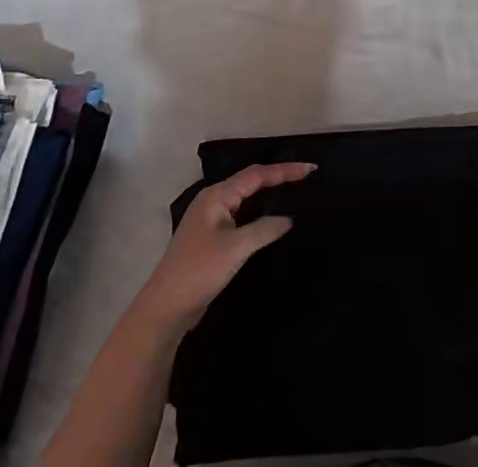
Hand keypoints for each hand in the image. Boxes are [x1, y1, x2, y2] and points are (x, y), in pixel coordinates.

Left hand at [136, 161, 315, 328]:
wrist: (166, 307)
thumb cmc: (199, 271)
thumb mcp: (236, 248)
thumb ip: (264, 229)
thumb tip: (288, 218)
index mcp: (217, 196)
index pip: (256, 175)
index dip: (285, 170)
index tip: (311, 169)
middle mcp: (213, 201)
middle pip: (251, 181)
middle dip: (279, 176)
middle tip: (307, 176)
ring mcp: (212, 219)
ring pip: (246, 197)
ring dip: (270, 192)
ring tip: (296, 190)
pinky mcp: (213, 237)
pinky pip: (243, 214)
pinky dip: (260, 211)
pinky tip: (273, 218)